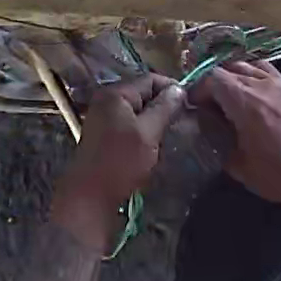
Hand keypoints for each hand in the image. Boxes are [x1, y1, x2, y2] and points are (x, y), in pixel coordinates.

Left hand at [50, 74, 184, 247]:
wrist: (89, 200)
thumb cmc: (120, 163)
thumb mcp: (148, 133)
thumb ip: (165, 108)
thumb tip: (180, 89)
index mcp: (115, 94)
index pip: (151, 79)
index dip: (172, 88)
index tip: (192, 104)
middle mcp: (107, 100)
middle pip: (144, 93)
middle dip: (164, 105)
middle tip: (184, 120)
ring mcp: (104, 118)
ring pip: (138, 110)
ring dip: (155, 119)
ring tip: (172, 133)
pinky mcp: (105, 136)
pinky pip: (130, 124)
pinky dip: (144, 130)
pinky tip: (155, 144)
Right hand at [190, 60, 280, 214]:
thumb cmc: (279, 174)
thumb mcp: (239, 166)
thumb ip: (217, 143)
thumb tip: (204, 131)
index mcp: (246, 104)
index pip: (212, 78)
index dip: (199, 89)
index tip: (195, 106)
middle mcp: (261, 86)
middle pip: (226, 69)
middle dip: (212, 83)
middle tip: (207, 103)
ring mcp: (277, 82)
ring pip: (244, 64)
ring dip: (231, 77)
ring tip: (226, 96)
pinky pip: (263, 68)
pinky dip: (250, 73)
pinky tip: (248, 90)